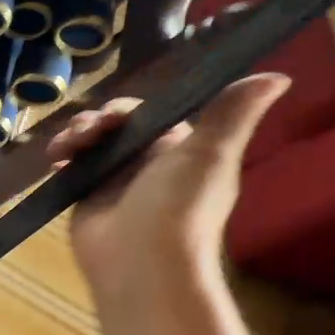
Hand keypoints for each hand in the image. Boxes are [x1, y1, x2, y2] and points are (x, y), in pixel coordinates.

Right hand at [46, 72, 289, 302]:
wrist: (140, 259)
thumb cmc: (178, 205)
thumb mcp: (207, 154)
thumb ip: (231, 114)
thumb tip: (278, 75)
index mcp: (180, 150)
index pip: (146, 115)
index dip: (123, 109)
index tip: (109, 117)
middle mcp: (147, 162)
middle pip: (112, 126)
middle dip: (91, 122)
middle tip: (83, 133)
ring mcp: (114, 179)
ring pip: (88, 142)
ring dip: (72, 136)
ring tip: (64, 149)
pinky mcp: (86, 195)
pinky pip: (70, 164)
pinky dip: (61, 157)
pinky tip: (56, 161)